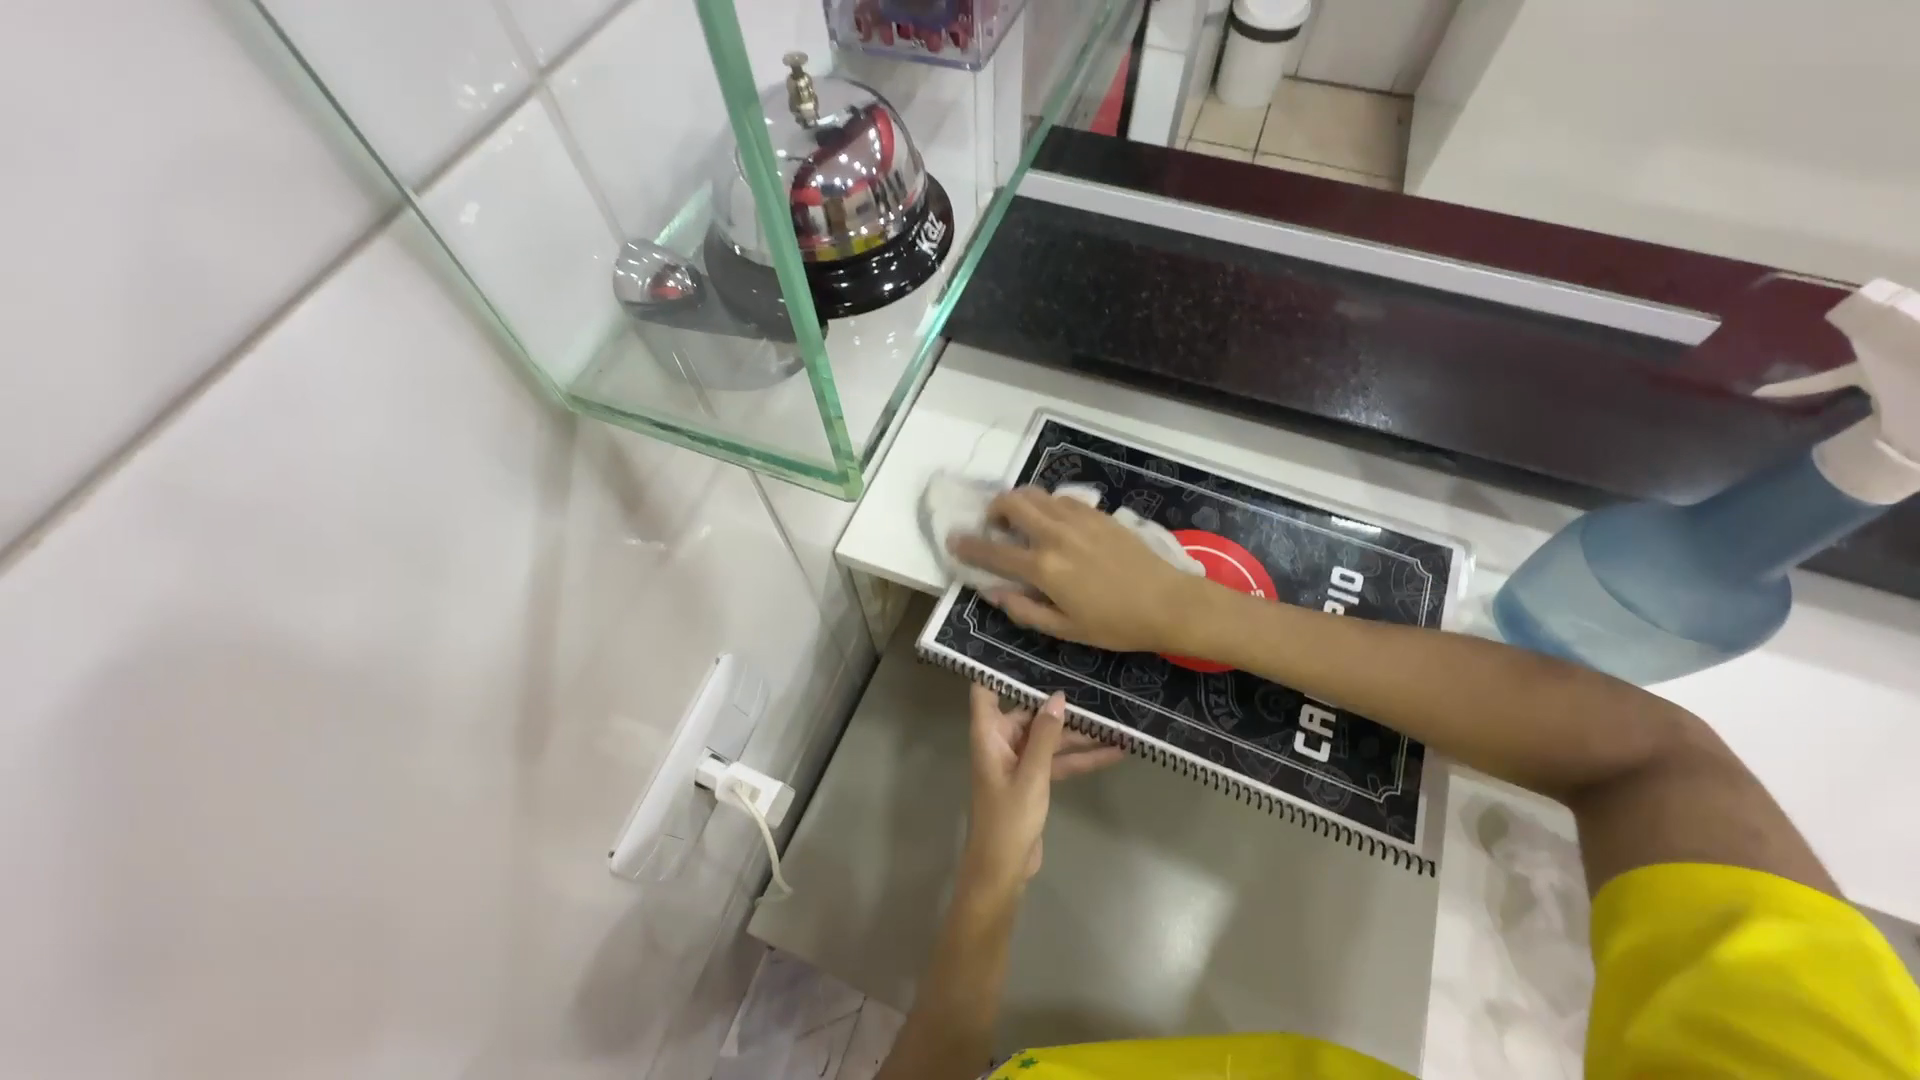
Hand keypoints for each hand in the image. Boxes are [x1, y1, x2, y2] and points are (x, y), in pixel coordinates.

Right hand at [948, 487, 1205, 652]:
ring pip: (1036, 494)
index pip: (994, 550)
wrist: (1169, 603)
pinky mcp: (1098, 514)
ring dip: (1019, 502)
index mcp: (1044, 567)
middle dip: (993, 509)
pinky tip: (1051, 521)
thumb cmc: (1116, 625)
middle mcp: (1056, 534)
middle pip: (1012, 503)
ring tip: (1019, 520)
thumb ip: (1024, 609)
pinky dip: (1046, 504)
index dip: (969, 545)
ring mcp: (1079, 519)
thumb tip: (993, 592)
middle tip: (992, 525)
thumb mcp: (1065, 629)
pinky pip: (1061, 499)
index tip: (953, 540)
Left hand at [962, 684, 1122, 888]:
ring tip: (1114, 715)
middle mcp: (1002, 742)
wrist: (1003, 870)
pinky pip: (1059, 761)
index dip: (996, 667)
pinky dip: (1082, 757)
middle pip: (1029, 712)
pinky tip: (1114, 750)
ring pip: (1050, 737)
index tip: (1021, 646)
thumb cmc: (1008, 818)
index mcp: (989, 735)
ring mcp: (1019, 761)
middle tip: (1088, 676)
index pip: (985, 690)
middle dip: (1058, 700)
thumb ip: (1046, 736)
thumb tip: (1058, 697)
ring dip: (1078, 731)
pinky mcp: (1035, 780)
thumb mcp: (1031, 775)